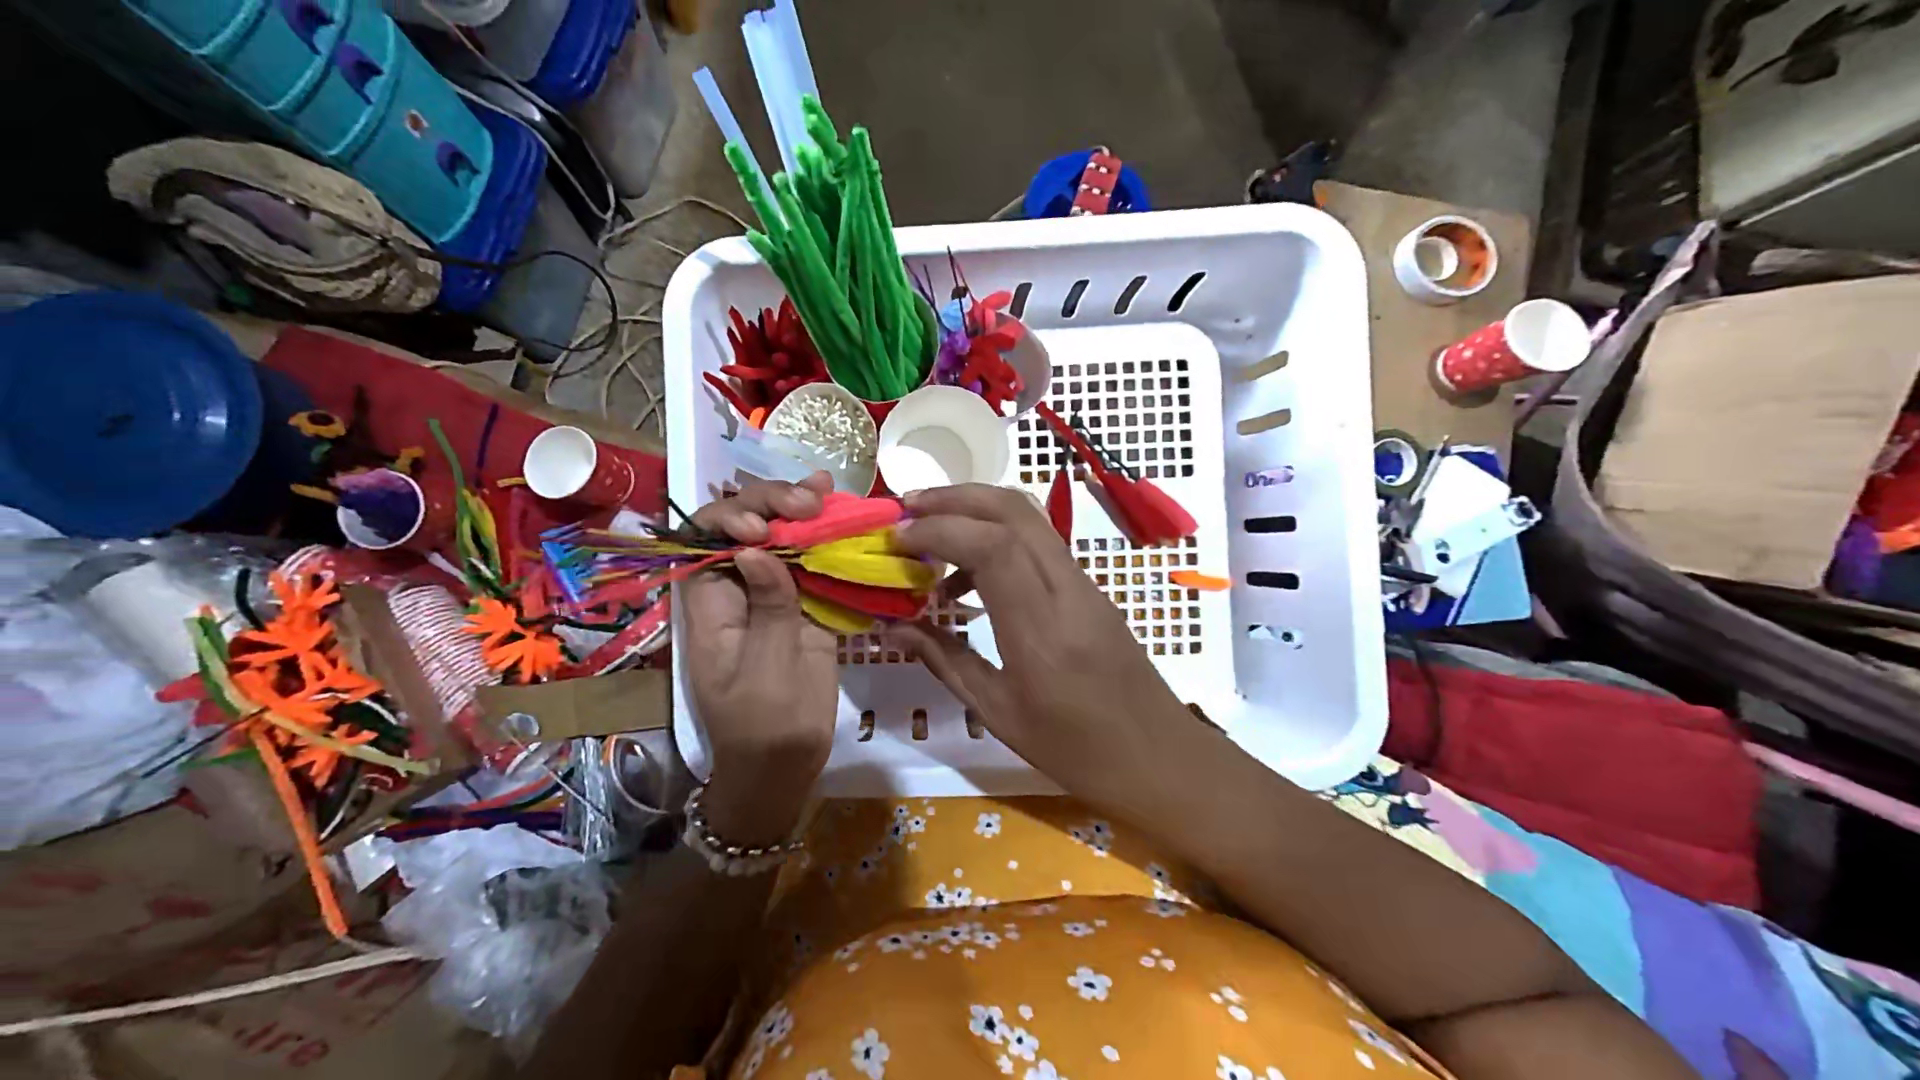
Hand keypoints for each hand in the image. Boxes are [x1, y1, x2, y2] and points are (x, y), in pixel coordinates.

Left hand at [682, 473, 839, 843]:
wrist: (786, 765)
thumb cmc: (765, 727)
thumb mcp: (766, 671)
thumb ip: (767, 608)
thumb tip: (757, 549)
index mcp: (710, 605)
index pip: (703, 540)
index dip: (728, 519)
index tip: (762, 526)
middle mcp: (737, 589)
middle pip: (744, 528)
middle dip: (771, 505)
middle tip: (809, 501)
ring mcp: (772, 594)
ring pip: (780, 537)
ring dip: (800, 510)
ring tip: (826, 491)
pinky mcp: (804, 604)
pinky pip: (811, 562)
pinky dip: (826, 536)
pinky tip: (842, 509)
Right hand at [888, 485, 1196, 802]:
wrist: (1158, 756)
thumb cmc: (1075, 749)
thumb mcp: (998, 713)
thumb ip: (944, 659)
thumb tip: (894, 627)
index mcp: (1041, 631)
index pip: (994, 547)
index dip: (941, 529)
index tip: (898, 538)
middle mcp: (1067, 592)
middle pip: (1014, 511)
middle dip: (955, 497)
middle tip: (907, 508)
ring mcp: (1085, 584)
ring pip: (1030, 519)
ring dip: (977, 510)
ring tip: (929, 534)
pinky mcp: (1090, 587)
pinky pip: (1040, 544)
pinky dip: (998, 537)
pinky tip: (968, 574)